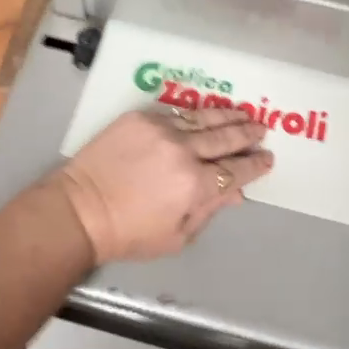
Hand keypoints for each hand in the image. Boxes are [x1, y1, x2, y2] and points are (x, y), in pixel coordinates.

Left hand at [55, 108, 273, 263]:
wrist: (81, 209)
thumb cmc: (129, 233)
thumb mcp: (177, 235)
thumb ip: (209, 210)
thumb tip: (236, 193)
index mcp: (194, 185)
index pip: (235, 170)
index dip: (254, 165)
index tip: (267, 158)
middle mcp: (183, 151)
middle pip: (225, 138)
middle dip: (247, 134)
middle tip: (262, 129)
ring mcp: (161, 129)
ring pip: (203, 119)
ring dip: (227, 117)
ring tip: (243, 114)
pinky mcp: (141, 118)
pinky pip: (176, 113)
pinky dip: (195, 114)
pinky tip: (205, 114)